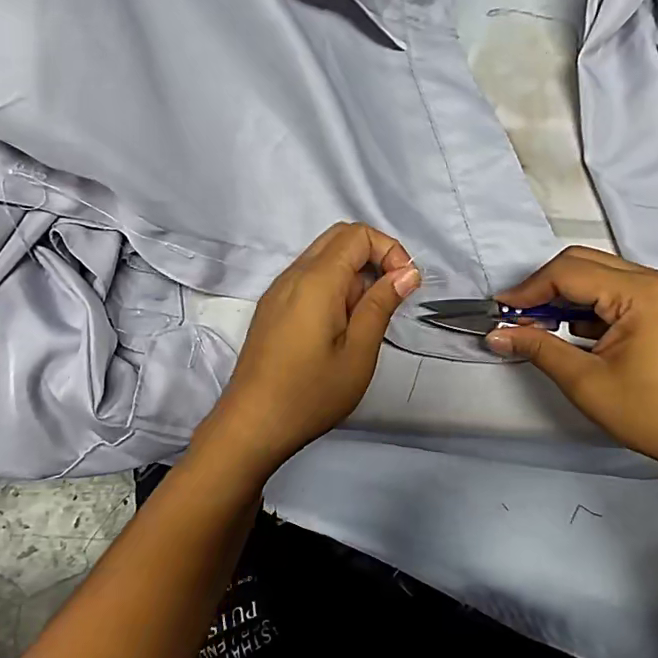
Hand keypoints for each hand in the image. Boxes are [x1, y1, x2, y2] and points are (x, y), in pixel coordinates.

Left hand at [197, 222, 420, 472]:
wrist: (252, 423)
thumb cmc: (310, 394)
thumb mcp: (358, 353)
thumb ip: (381, 305)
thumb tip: (406, 273)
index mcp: (316, 280)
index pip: (357, 234)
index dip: (389, 250)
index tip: (404, 286)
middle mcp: (293, 275)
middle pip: (338, 237)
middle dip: (373, 255)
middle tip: (389, 296)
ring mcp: (278, 290)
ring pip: (322, 257)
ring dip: (352, 273)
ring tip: (364, 318)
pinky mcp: (272, 307)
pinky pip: (307, 277)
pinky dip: (332, 285)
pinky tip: (339, 325)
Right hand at [485, 246, 657, 481]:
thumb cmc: (656, 415)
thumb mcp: (586, 382)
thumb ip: (537, 349)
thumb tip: (497, 335)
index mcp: (643, 293)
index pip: (569, 272)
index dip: (529, 289)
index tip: (501, 312)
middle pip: (587, 264)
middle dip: (547, 287)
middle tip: (519, 318)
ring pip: (606, 276)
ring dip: (571, 296)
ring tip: (545, 327)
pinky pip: (627, 293)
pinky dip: (597, 306)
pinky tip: (581, 334)